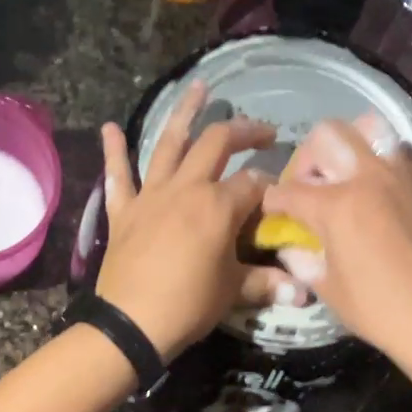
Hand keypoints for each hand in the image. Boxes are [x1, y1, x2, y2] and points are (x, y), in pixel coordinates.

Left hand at [97, 82, 306, 359]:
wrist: (132, 324)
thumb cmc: (188, 307)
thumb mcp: (232, 293)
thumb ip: (265, 283)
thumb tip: (302, 293)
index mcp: (219, 205)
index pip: (253, 184)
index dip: (269, 185)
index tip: (279, 195)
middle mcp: (186, 187)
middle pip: (217, 144)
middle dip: (243, 132)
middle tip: (261, 130)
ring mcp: (151, 196)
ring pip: (169, 143)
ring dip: (185, 112)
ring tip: (199, 87)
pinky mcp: (123, 212)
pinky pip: (118, 175)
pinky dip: (113, 152)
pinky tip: (109, 128)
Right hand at [260, 118, 411, 365]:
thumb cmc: (376, 309)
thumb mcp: (327, 289)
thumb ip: (303, 260)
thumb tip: (291, 247)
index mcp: (335, 206)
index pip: (289, 190)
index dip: (272, 202)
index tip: (270, 214)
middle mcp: (368, 177)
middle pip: (328, 135)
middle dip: (309, 157)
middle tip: (310, 186)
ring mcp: (403, 175)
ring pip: (370, 133)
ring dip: (352, 152)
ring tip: (349, 183)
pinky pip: (404, 155)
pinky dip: (388, 165)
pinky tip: (385, 193)